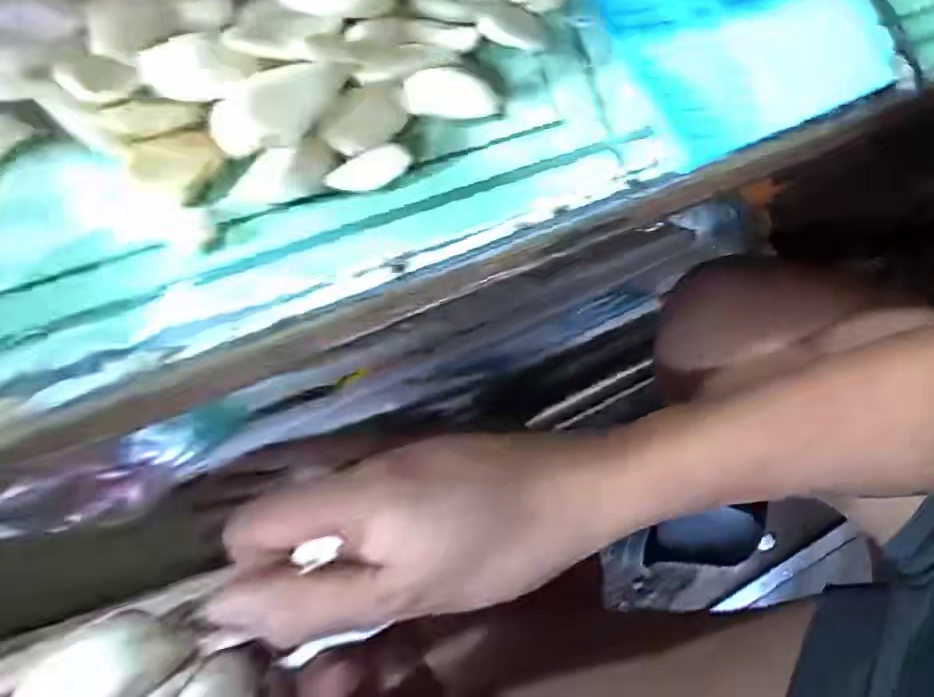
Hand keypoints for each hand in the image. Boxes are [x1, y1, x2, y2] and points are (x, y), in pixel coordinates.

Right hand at [207, 434, 605, 647]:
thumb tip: (218, 607)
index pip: (249, 524)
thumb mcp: (402, 592)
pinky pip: (394, 486)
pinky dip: (392, 518)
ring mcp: (426, 446)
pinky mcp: (459, 448)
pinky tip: (436, 538)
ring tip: (401, 570)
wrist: (595, 483)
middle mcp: (384, 456)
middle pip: (297, 508)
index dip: (253, 572)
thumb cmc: (504, 544)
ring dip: (351, 541)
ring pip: (347, 499)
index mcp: (360, 488)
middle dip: (301, 559)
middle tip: (355, 595)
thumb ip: (306, 603)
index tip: (301, 603)